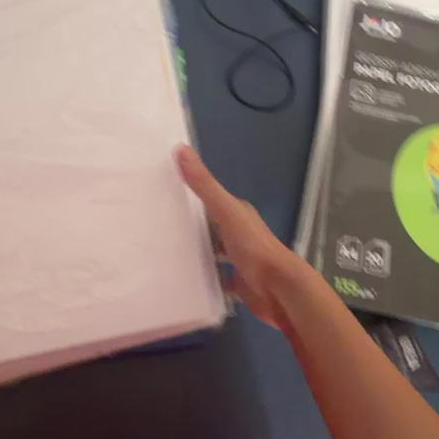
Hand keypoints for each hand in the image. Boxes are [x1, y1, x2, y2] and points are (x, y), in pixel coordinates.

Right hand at [176, 145, 315, 332]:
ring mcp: (240, 259)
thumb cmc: (254, 247)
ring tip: (166, 255)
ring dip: (197, 252)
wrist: (280, 290)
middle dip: (190, 227)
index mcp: (238, 212)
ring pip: (214, 251)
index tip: (162, 196)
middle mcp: (240, 232)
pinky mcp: (240, 283)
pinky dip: (205, 278)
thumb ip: (204, 184)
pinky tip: (186, 281)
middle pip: (211, 226)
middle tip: (158, 229)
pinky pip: (218, 278)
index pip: (210, 199)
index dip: (189, 196)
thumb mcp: (226, 211)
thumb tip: (181, 148)